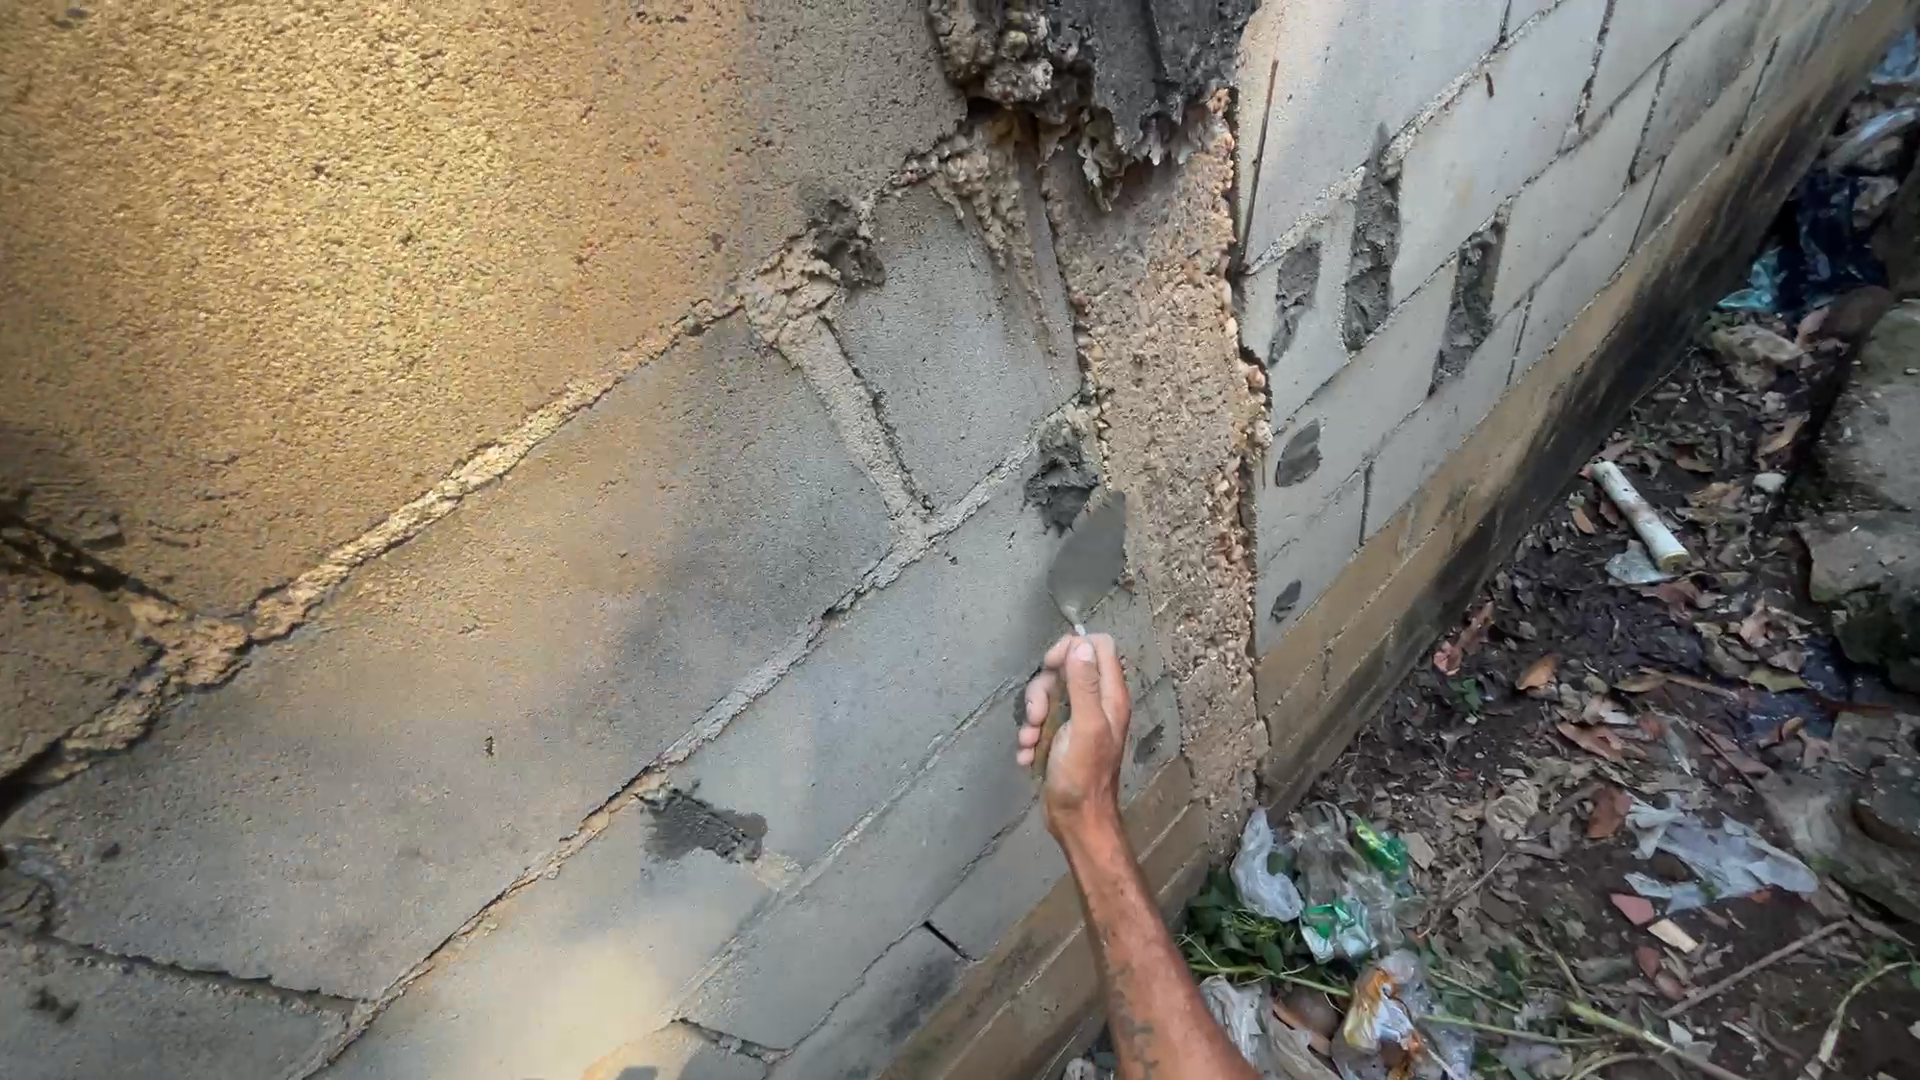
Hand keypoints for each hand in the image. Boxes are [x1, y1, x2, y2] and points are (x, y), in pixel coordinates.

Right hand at [1015, 633, 1130, 837]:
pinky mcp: (1061, 735)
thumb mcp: (1085, 727)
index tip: (1051, 665)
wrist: (1076, 821)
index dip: (1072, 647)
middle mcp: (1097, 702)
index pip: (1098, 645)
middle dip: (1043, 689)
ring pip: (1048, 694)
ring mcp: (1078, 719)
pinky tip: (1029, 755)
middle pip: (1065, 668)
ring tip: (1030, 743)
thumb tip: (1080, 644)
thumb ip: (1084, 684)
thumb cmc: (1084, 777)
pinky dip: (1031, 735)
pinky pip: (1041, 720)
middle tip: (1037, 716)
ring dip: (1032, 716)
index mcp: (1110, 696)